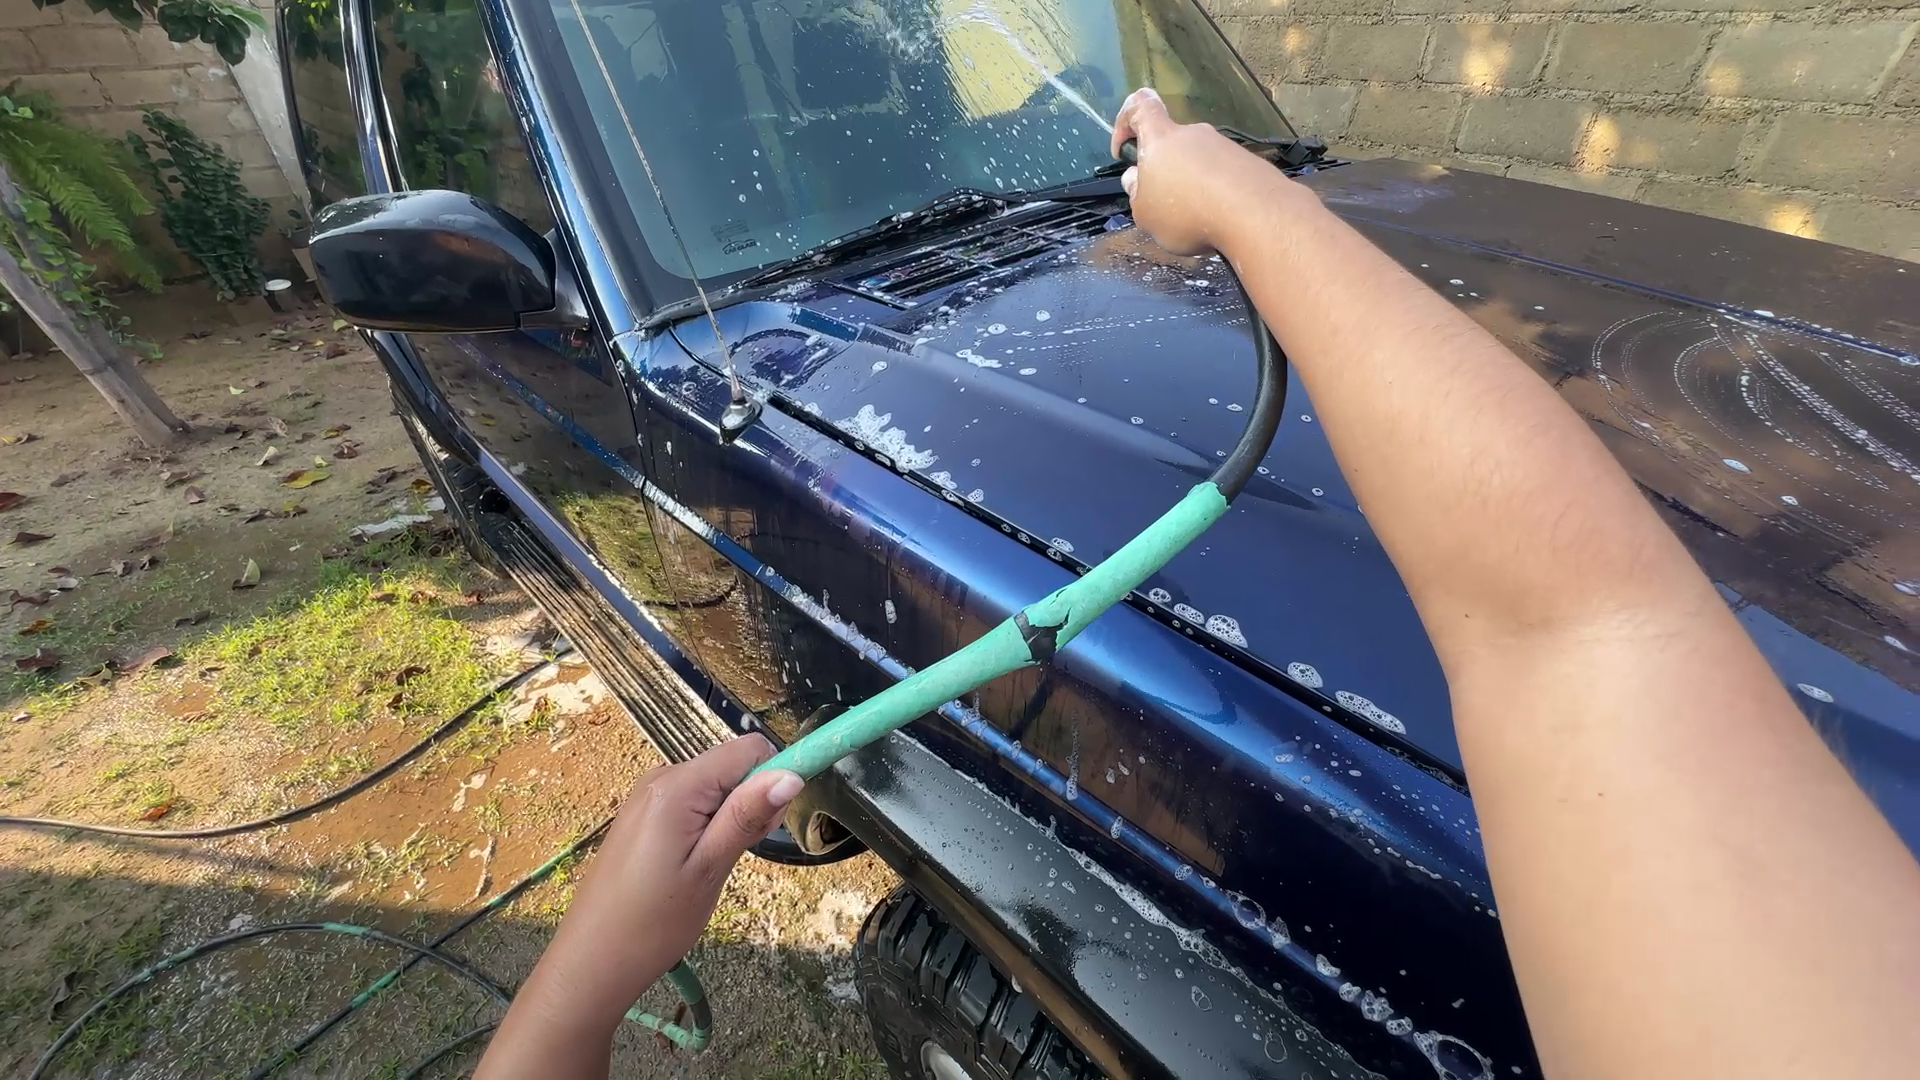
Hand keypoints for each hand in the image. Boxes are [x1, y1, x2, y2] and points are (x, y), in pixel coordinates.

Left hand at [521, 736, 801, 1026]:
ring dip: (732, 814)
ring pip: (717, 783)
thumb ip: (747, 815)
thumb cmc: (652, 924)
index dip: (773, 777)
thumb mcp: (709, 870)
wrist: (588, 966)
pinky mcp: (645, 812)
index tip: (769, 824)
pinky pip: (695, 798)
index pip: (749, 749)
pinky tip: (696, 861)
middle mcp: (662, 777)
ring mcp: (650, 794)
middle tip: (737, 854)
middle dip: (752, 800)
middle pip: (733, 765)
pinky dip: (710, 821)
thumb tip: (791, 773)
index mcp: (677, 786)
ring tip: (715, 864)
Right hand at [1109, 87, 1303, 256]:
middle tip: (1160, 207)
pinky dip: (1209, 194)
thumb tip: (1135, 178)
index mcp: (1161, 139)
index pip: (1139, 105)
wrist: (1253, 213)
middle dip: (1160, 173)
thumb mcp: (1145, 214)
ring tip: (1189, 220)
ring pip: (1192, 162)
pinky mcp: (1243, 162)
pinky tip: (1213, 219)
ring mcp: (1220, 146)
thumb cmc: (1186, 212)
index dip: (1124, 122)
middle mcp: (1191, 134)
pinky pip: (1216, 175)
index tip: (1122, 152)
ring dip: (1185, 187)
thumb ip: (1136, 194)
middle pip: (1168, 145)